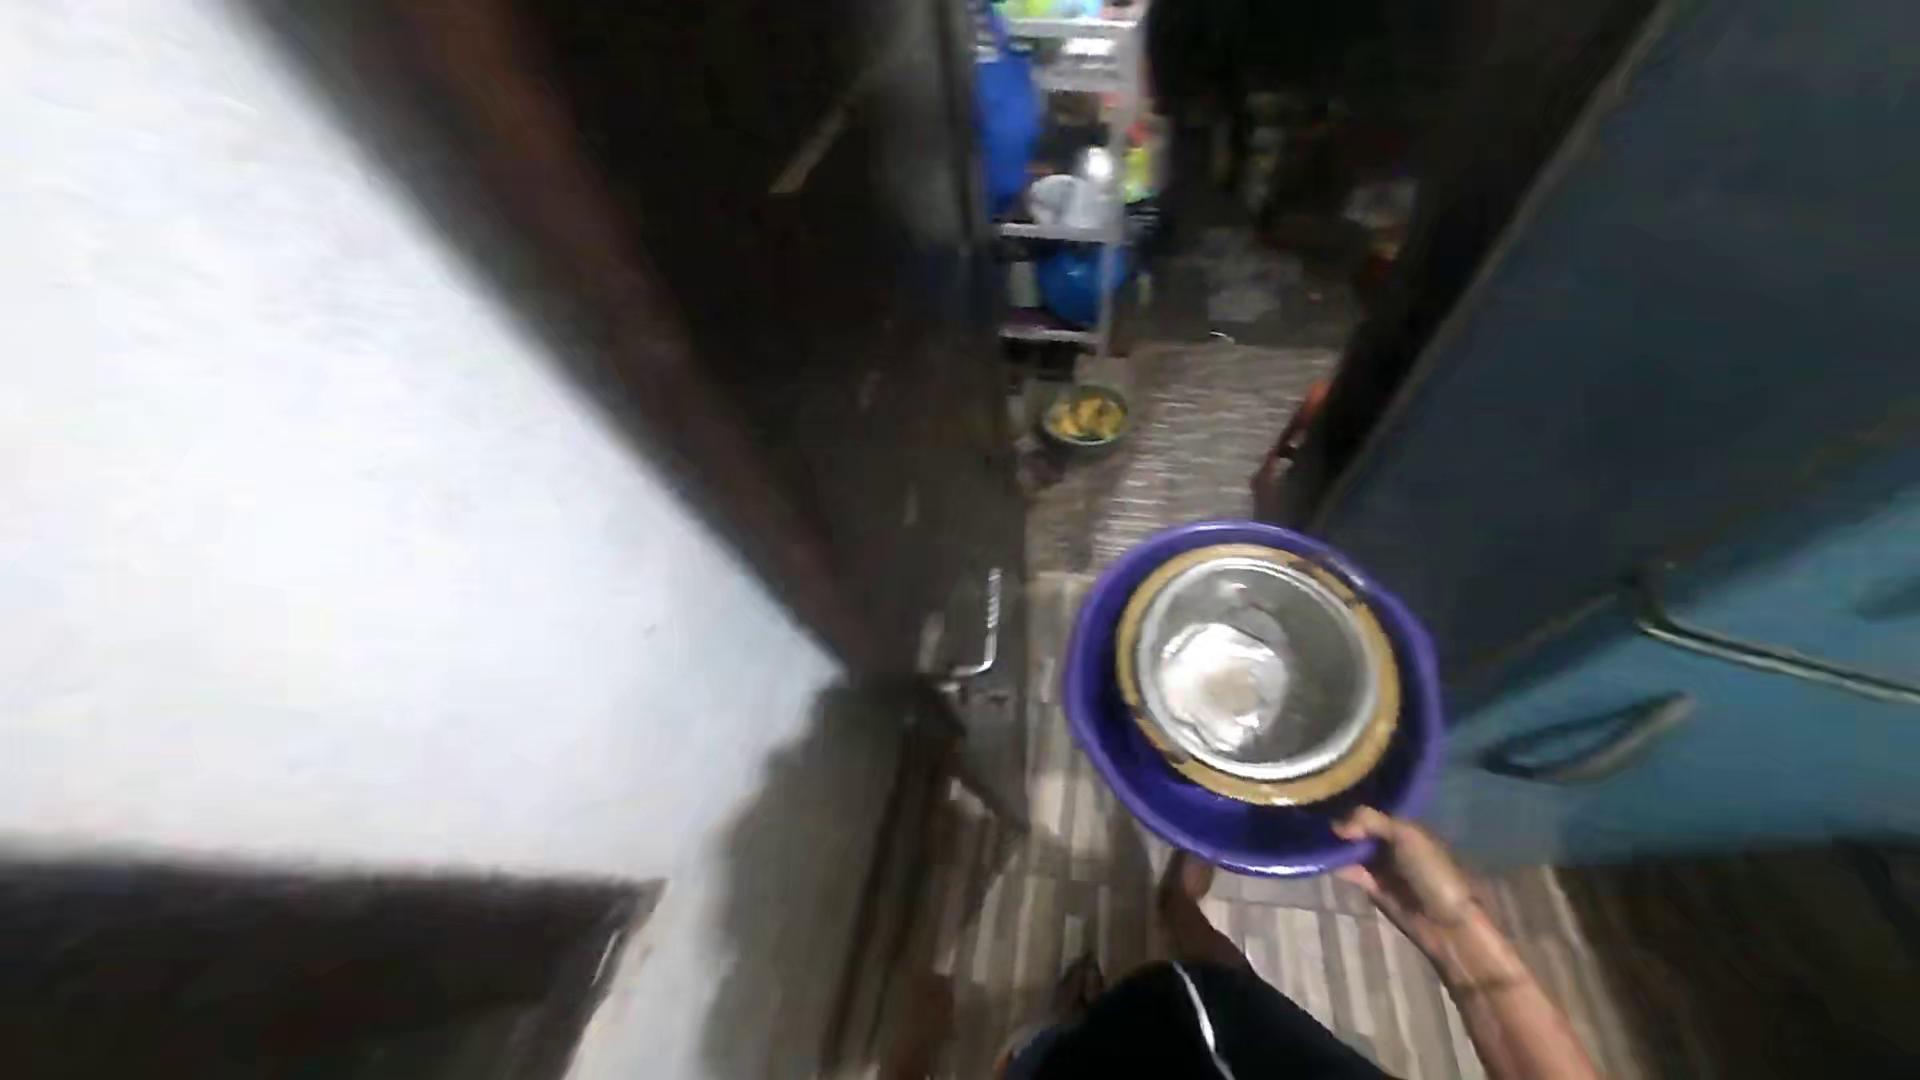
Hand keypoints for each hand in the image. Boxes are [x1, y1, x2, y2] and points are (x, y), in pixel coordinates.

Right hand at [1332, 806, 1476, 957]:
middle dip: (1339, 824)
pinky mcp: (1372, 888)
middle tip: (1317, 818)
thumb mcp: (1406, 835)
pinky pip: (1349, 870)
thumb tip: (1335, 826)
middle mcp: (1392, 845)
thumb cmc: (1433, 873)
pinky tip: (1326, 858)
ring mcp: (1382, 867)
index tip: (1328, 801)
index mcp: (1406, 829)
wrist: (1450, 926)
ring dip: (1335, 844)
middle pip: (1358, 828)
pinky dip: (1338, 864)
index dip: (1350, 806)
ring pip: (1351, 848)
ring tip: (1315, 836)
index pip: (1372, 812)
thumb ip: (1369, 820)